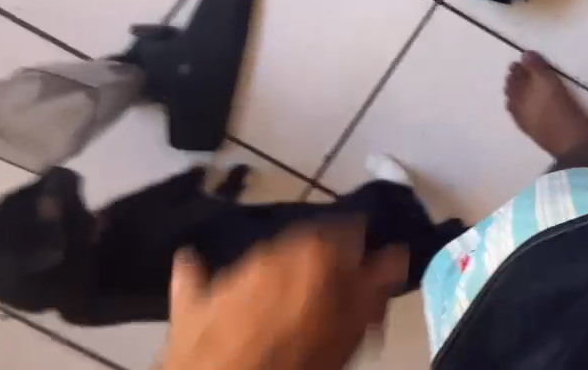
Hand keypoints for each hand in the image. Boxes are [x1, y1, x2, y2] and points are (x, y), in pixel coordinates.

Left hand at [159, 223, 407, 369]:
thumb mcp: (353, 330)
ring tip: (281, 314)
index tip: (366, 280)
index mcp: (322, 249)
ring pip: (266, 262)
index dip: (362, 257)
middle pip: (309, 245)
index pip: (354, 231)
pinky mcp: (193, 302)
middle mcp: (279, 248)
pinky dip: (198, 270)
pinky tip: (192, 260)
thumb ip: (378, 284)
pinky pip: (195, 276)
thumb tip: (395, 253)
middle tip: (328, 302)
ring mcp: (234, 273)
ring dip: (278, 276)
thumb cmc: (298, 365)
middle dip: (320, 265)